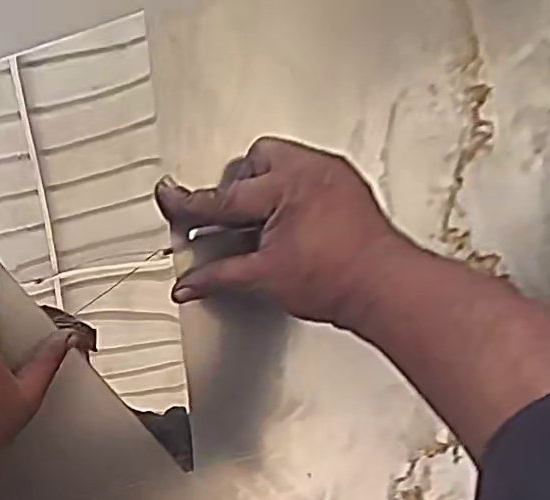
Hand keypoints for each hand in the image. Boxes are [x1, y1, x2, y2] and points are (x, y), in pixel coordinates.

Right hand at [156, 137, 418, 327]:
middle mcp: (313, 171)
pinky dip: (283, 200)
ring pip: (281, 166)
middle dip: (233, 188)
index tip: (169, 198)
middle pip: (254, 161)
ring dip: (260, 192)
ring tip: (252, 226)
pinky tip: (279, 229)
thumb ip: (218, 276)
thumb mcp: (261, 277)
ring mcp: (332, 178)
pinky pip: (303, 179)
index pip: (224, 196)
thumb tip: (190, 282)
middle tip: (219, 220)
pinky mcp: (344, 190)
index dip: (190, 203)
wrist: (379, 287)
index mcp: (288, 186)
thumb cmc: (336, 278)